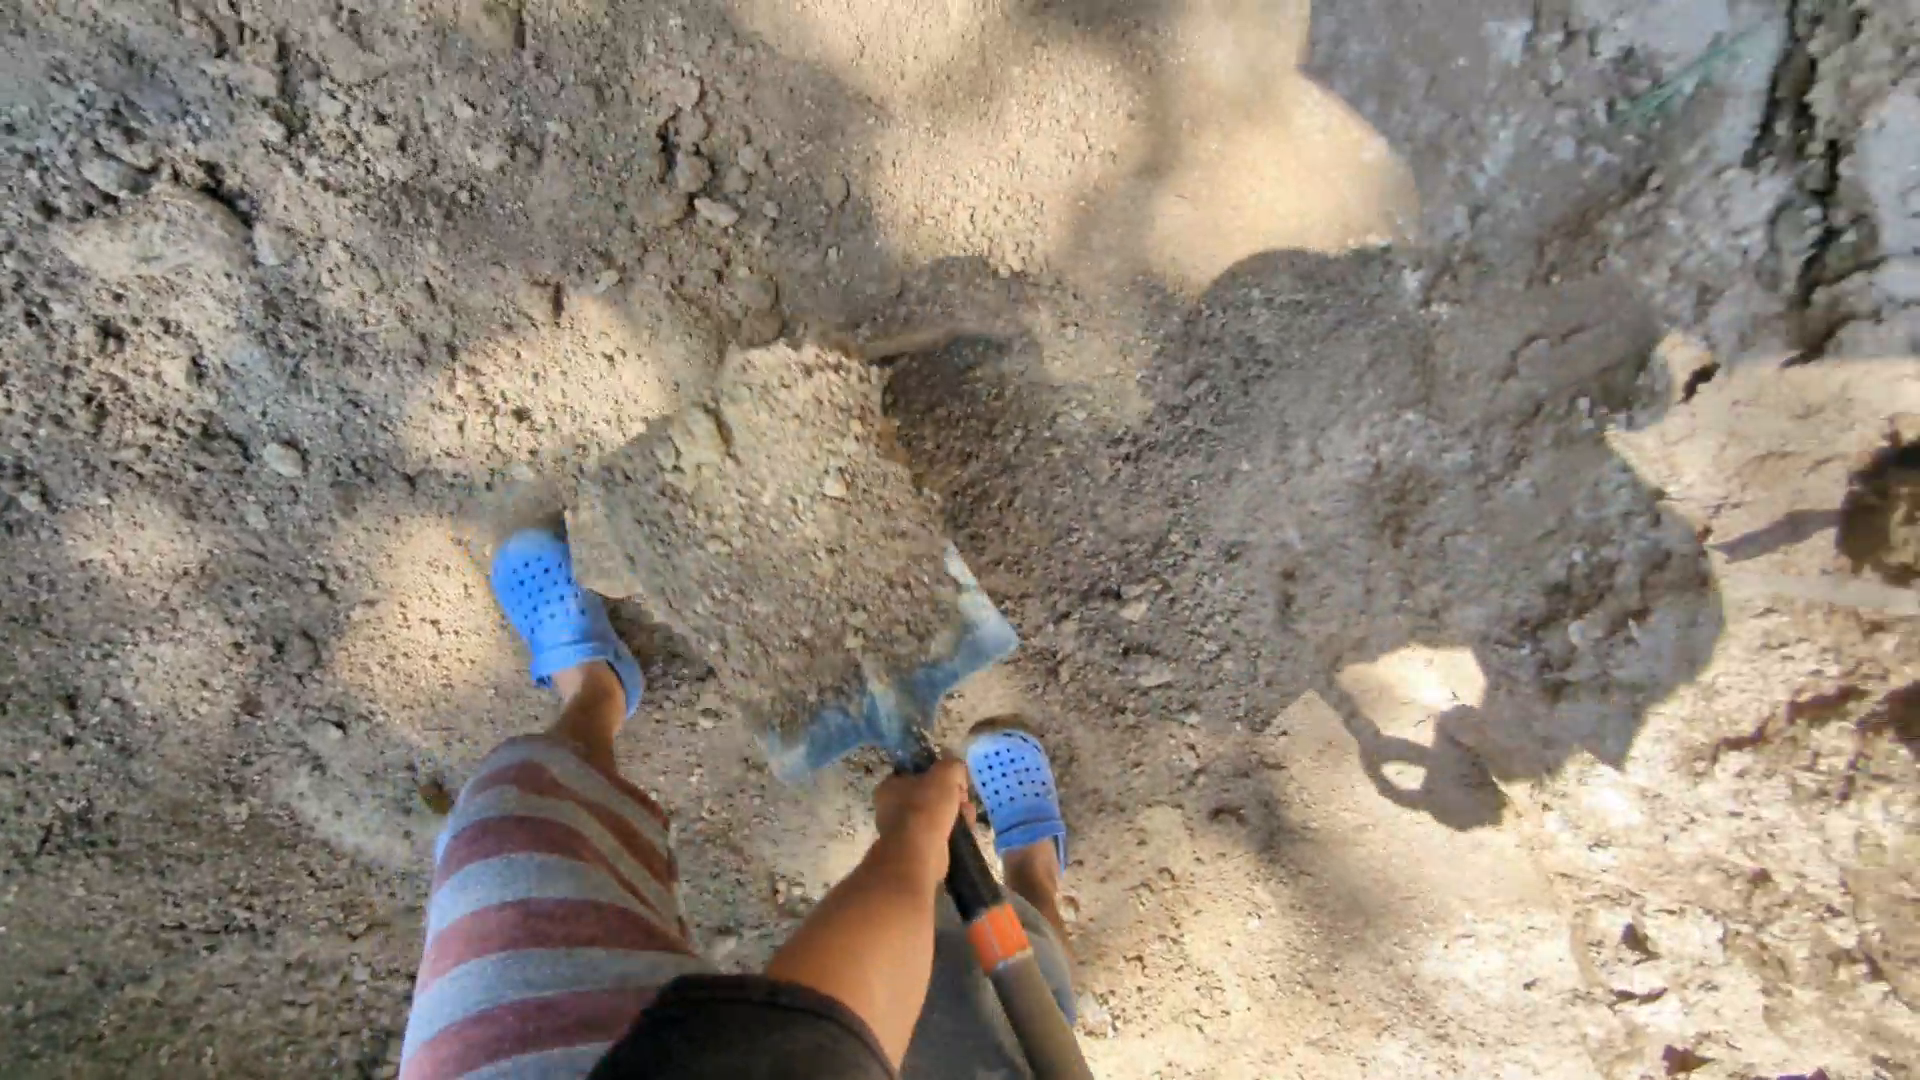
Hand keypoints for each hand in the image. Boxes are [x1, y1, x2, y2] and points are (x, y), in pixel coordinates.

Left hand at [871, 759, 971, 887]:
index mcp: (890, 786)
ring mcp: (902, 831)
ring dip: (955, 815)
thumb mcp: (946, 772)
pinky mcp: (916, 850)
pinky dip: (952, 833)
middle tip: (964, 801)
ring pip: (936, 816)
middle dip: (952, 797)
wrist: (919, 852)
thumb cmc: (926, 806)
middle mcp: (891, 808)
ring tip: (967, 819)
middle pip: (930, 796)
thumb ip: (954, 766)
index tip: (955, 781)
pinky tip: (964, 833)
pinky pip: (939, 835)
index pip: (917, 774)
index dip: (938, 775)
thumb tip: (958, 778)